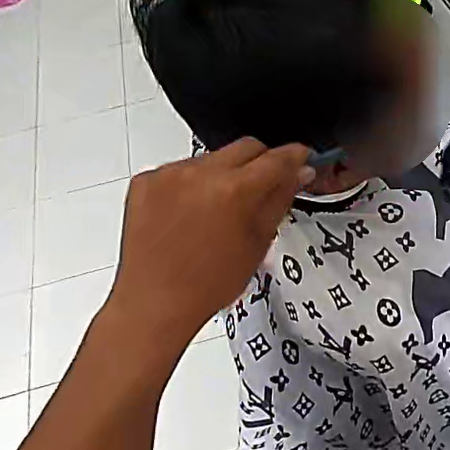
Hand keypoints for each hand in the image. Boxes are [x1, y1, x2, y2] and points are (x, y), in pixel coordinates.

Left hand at [105, 139, 312, 350]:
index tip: (303, 158)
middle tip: (268, 185)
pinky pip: (182, 169)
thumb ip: (280, 200)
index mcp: (233, 191)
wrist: (156, 301)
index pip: (277, 158)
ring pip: (214, 157)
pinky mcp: (146, 181)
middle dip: (263, 161)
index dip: (297, 157)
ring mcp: (169, 175)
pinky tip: (196, 213)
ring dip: (227, 174)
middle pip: (246, 148)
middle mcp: (199, 175)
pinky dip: (195, 184)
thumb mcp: (259, 242)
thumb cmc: (206, 283)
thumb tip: (298, 175)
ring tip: (225, 210)